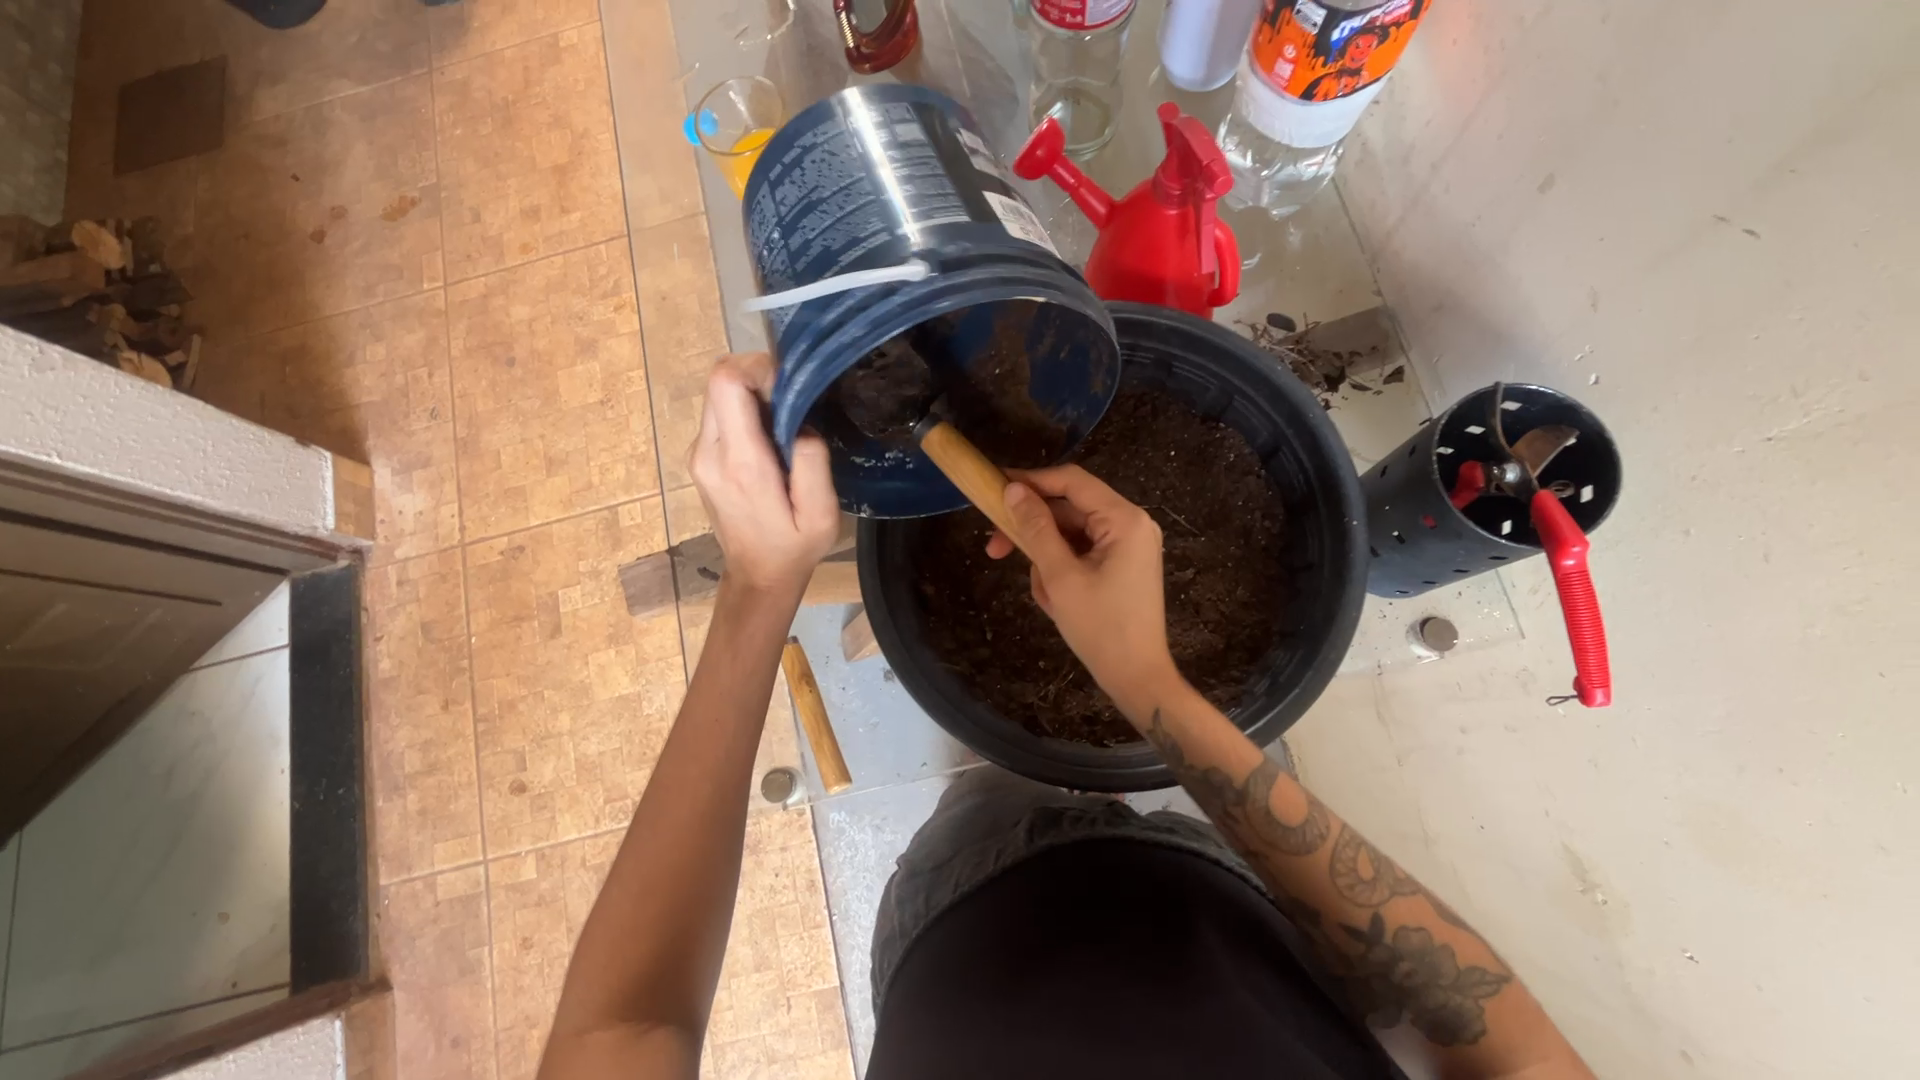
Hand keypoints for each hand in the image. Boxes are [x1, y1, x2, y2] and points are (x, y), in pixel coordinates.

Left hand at [687, 353, 839, 596]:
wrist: (758, 576)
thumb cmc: (793, 546)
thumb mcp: (821, 514)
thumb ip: (813, 464)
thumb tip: (802, 424)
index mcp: (741, 462)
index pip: (726, 381)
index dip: (759, 368)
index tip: (791, 387)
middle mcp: (709, 451)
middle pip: (719, 380)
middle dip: (758, 378)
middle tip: (793, 402)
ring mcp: (699, 454)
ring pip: (718, 394)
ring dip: (751, 395)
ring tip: (784, 424)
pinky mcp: (700, 457)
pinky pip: (719, 413)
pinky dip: (744, 412)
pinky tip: (770, 440)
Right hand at [986, 465, 1178, 714]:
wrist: (1137, 677)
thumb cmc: (1100, 627)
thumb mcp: (1060, 576)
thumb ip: (1036, 528)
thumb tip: (1013, 490)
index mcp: (1124, 520)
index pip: (1072, 481)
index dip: (1032, 480)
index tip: (995, 486)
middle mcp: (1132, 524)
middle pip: (1070, 509)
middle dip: (1033, 530)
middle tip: (994, 548)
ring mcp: (1129, 546)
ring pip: (1072, 534)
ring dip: (1047, 558)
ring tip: (1043, 594)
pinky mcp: (1123, 565)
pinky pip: (1082, 553)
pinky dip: (1062, 570)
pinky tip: (1054, 599)